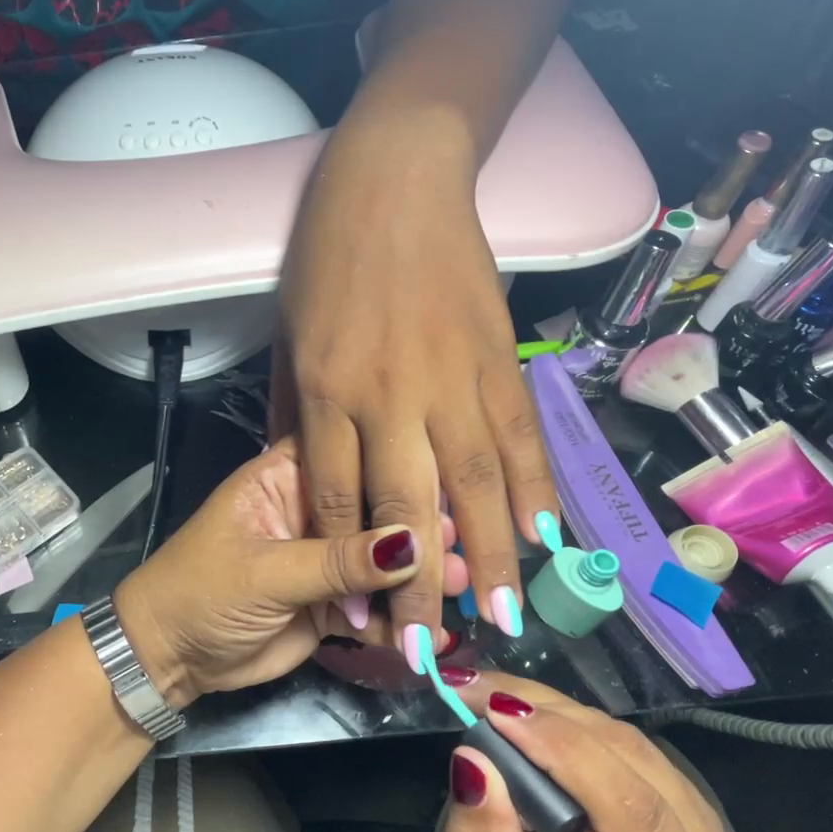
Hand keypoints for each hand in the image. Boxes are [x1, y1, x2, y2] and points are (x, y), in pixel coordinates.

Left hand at [112, 440, 433, 709]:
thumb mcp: (265, 572)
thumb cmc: (200, 593)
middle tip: (466, 547)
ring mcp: (326, 559)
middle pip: (379, 511)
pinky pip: (374, 607)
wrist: (171, 657)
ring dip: (420, 578)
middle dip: (421, 531)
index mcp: (286, 477)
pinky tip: (433, 633)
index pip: (352, 456)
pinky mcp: (332, 603)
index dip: (400, 467)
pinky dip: (400, 620)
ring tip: (462, 587)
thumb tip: (413, 544)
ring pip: (384, 562)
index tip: (451, 486)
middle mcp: (314, 510)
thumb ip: (337, 561)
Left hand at [272, 108, 556, 647]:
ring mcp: (451, 377)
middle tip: (434, 652)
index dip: (349, 565)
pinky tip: (545, 539)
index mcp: (325, 394)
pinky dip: (536, 492)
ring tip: (502, 617)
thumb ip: (294, 417)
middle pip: (405, 507)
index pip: (339, 498)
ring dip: (491, 558)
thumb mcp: (287, 341)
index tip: (359, 617)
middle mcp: (388, 396)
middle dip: (419, 588)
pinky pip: (520, 438)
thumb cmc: (324, 261)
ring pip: (475, 484)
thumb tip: (306, 482)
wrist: (394, 180)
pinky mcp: (501, 358)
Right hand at [442, 674, 748, 831]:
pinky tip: (519, 712)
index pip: (630, 807)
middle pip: (626, 755)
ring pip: (622, 736)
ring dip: (548, 707)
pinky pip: (619, 738)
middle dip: (543, 713)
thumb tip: (471, 763)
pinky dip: (562, 717)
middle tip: (466, 691)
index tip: (494, 714)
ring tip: (482, 694)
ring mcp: (705, 815)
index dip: (562, 749)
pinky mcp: (685, 790)